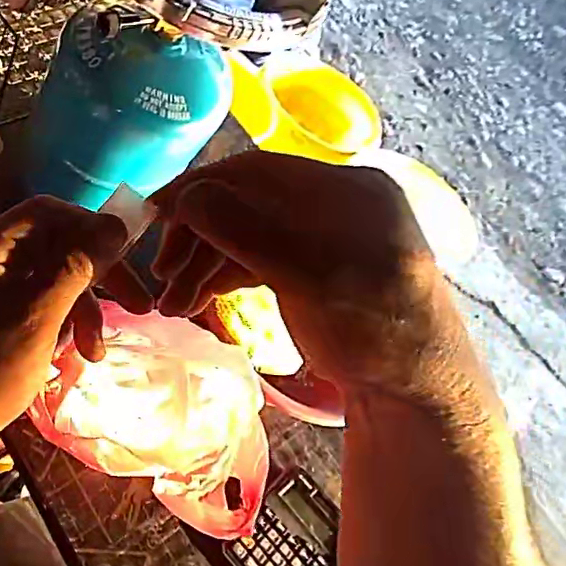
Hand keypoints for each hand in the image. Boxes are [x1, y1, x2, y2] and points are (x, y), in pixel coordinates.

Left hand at [0, 195, 151, 466]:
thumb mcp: (41, 314)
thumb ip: (78, 264)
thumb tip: (117, 224)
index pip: (44, 212)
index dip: (89, 225)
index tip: (127, 250)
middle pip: (54, 246)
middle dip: (97, 276)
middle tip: (139, 303)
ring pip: (53, 279)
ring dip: (85, 310)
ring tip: (96, 351)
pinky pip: (42, 301)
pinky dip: (66, 322)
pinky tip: (79, 352)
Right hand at [149, 152, 480, 407]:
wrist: (412, 393)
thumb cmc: (376, 330)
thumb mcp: (311, 274)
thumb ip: (246, 231)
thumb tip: (188, 199)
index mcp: (342, 189)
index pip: (253, 171)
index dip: (198, 188)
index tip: (153, 214)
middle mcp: (325, 206)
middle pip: (239, 204)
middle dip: (194, 237)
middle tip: (161, 272)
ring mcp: (312, 239)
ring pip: (238, 237)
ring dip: (199, 266)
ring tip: (170, 304)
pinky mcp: (301, 270)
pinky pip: (248, 262)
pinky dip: (216, 279)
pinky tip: (191, 301)